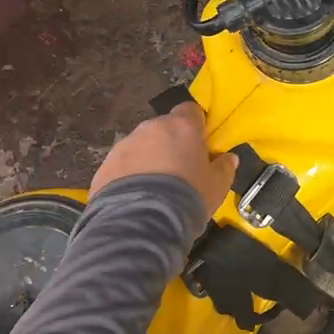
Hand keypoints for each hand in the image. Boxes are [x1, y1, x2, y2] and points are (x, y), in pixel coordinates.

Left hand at [90, 102, 235, 214]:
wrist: (140, 223)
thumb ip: (224, 168)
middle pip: (164, 128)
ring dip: (148, 159)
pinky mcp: (104, 166)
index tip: (200, 144)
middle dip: (170, 144)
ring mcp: (124, 145)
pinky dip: (128, 176)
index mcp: (182, 126)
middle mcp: (152, 128)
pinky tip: (134, 198)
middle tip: (178, 171)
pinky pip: (122, 165)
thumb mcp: (217, 186)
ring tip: (153, 189)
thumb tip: (228, 158)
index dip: (196, 125)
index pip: (191, 110)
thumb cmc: (188, 197)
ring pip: (141, 146)